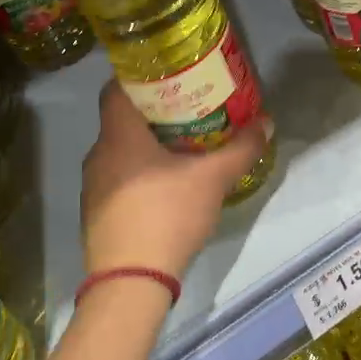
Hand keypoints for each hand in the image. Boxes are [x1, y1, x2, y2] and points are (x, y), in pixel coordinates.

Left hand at [81, 80, 271, 279]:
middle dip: (155, 111)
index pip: (116, 88)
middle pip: (122, 120)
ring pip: (120, 151)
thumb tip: (267, 123)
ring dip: (148, 145)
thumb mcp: (213, 178)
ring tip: (184, 143)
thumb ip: (241, 147)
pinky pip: (118, 179)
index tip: (170, 74)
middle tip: (189, 107)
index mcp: (118, 136)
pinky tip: (168, 184)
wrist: (130, 285)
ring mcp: (93, 189)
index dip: (140, 76)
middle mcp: (98, 155)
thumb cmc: (166, 214)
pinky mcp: (97, 216)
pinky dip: (140, 173)